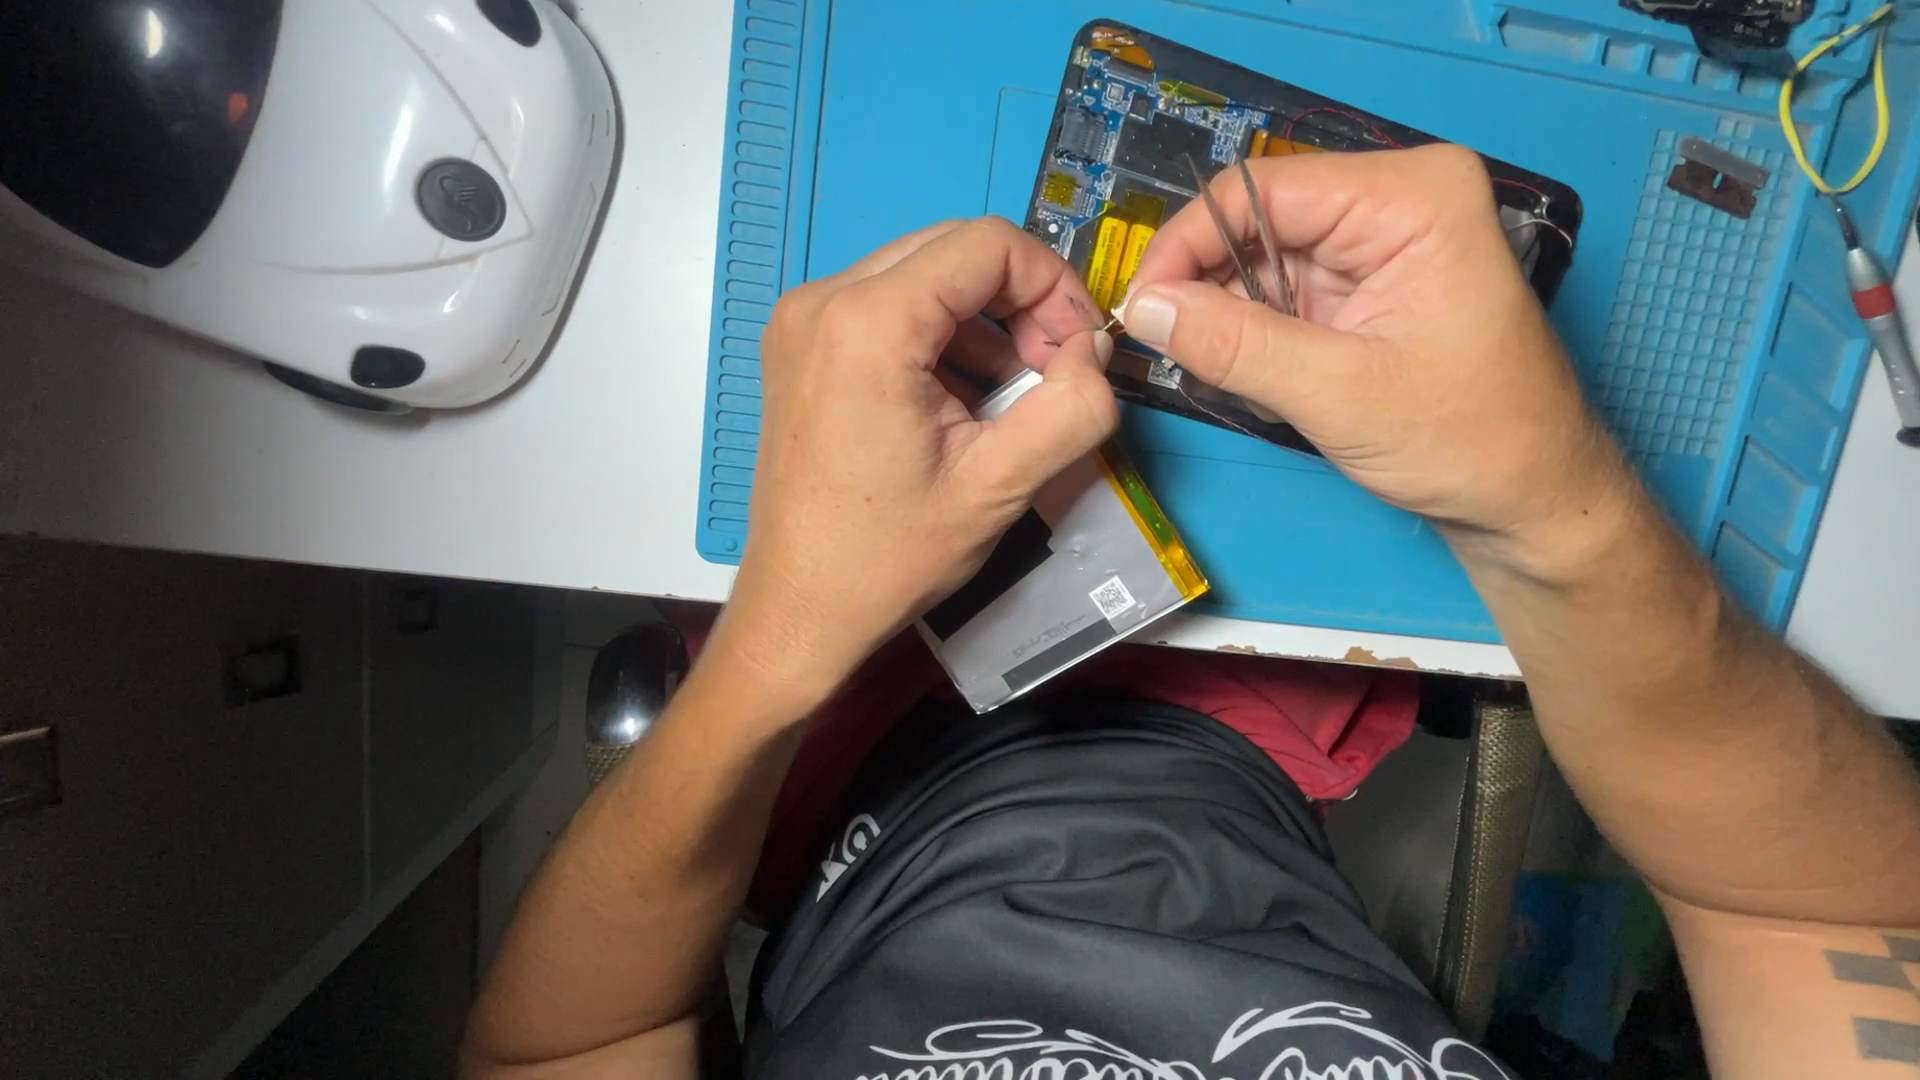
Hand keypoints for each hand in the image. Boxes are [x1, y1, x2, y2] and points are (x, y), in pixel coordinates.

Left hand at [716, 217, 1118, 704]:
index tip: (1077, 350)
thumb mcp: (1000, 487)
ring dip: (980, 329)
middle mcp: (822, 300)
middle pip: (953, 253)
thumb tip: (1095, 351)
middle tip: (1046, 377)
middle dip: (1018, 305)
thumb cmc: (888, 556)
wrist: (801, 607)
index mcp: (867, 323)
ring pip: (923, 279)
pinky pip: (888, 311)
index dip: (1052, 286)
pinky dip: (938, 343)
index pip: (988, 244)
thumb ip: (1073, 409)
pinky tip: (956, 406)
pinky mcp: (800, 349)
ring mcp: (802, 323)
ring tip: (1002, 404)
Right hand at [1120, 145, 1634, 573]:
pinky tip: (1260, 383)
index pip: (1257, 192)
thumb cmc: (1465, 440)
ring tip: (1229, 378)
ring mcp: (1366, 253)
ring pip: (1251, 268)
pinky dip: (1245, 343)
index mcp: (1406, 198)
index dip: (1185, 245)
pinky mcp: (1351, 295)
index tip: (1138, 309)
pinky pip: (1269, 302)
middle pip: (1250, 226)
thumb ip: (1235, 346)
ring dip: (1224, 325)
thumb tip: (1142, 309)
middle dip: (1202, 290)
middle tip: (1169, 351)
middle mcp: (1385, 207)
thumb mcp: (1339, 393)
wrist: (1524, 497)